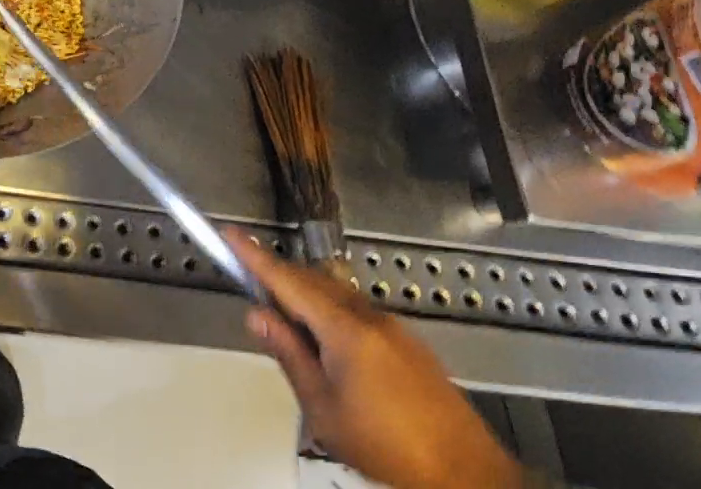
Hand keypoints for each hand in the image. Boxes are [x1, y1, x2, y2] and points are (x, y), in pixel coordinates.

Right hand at [232, 238, 527, 488]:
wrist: (467, 476)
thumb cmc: (393, 450)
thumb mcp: (322, 408)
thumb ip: (288, 354)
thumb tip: (259, 318)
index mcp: (346, 332)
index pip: (288, 281)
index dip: (255, 257)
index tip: (233, 235)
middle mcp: (374, 321)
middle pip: (314, 283)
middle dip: (280, 278)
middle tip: (252, 286)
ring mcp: (397, 331)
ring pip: (338, 297)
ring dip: (306, 298)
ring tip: (288, 325)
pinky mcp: (411, 347)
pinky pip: (360, 313)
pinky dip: (332, 313)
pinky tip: (327, 343)